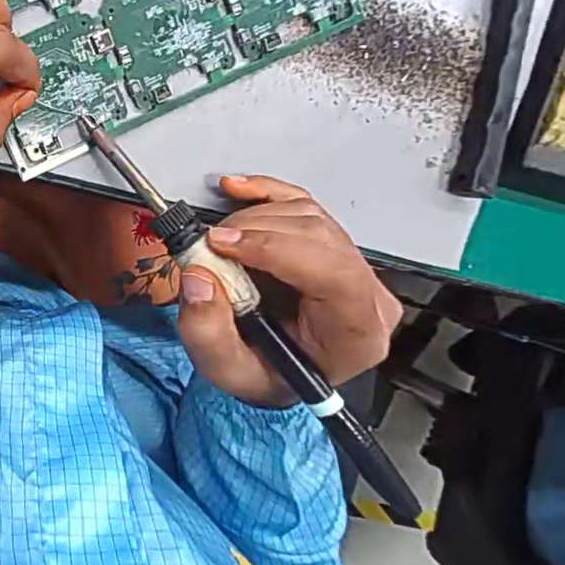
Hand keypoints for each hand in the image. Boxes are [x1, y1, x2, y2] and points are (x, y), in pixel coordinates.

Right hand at [176, 175, 399, 406]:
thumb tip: (198, 277)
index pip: (336, 274)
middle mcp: (366, 294)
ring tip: (211, 243)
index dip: (277, 250)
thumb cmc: (260, 375)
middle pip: (319, 237)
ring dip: (249, 220)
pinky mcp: (327, 242)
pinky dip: (264, 193)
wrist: (271, 372)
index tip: (224, 245)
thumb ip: (208, 332)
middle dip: (253, 233)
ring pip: (307, 216)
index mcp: (356, 333)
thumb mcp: (227, 370)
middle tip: (204, 247)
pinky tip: (236, 189)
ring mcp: (351, 264)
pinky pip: (301, 203)